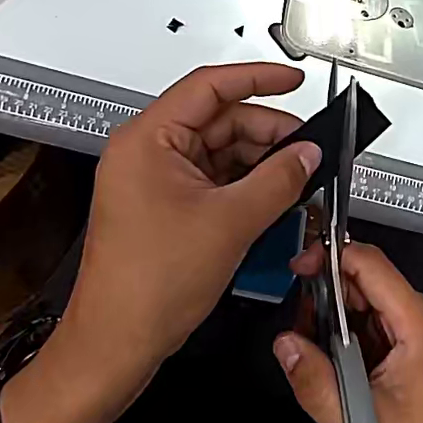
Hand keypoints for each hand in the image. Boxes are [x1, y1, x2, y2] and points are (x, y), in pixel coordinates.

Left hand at [1, 63, 318, 422]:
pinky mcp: (167, 205)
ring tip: (296, 178)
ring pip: (221, 153)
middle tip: (306, 150)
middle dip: (268, 134)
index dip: (257, 79)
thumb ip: (278, 181)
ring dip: (260, 164)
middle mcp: (148, 153)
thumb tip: (305, 156)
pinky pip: (215, 181)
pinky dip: (246, 187)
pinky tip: (274, 198)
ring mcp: (157, 180)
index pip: (210, 87)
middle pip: (220, 122)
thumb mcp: (229, 223)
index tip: (291, 79)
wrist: (116, 342)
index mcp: (148, 140)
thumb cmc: (144, 287)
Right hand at [275, 242, 422, 422]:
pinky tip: (335, 364)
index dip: (330, 256)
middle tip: (302, 329)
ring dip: (334, 317)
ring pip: (364, 300)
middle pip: (363, 278)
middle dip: (326, 295)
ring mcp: (417, 330)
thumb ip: (315, 381)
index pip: (369, 263)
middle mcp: (421, 317)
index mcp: (418, 323)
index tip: (299, 267)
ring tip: (318, 354)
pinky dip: (345, 333)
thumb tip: (286, 344)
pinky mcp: (410, 344)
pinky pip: (370, 320)